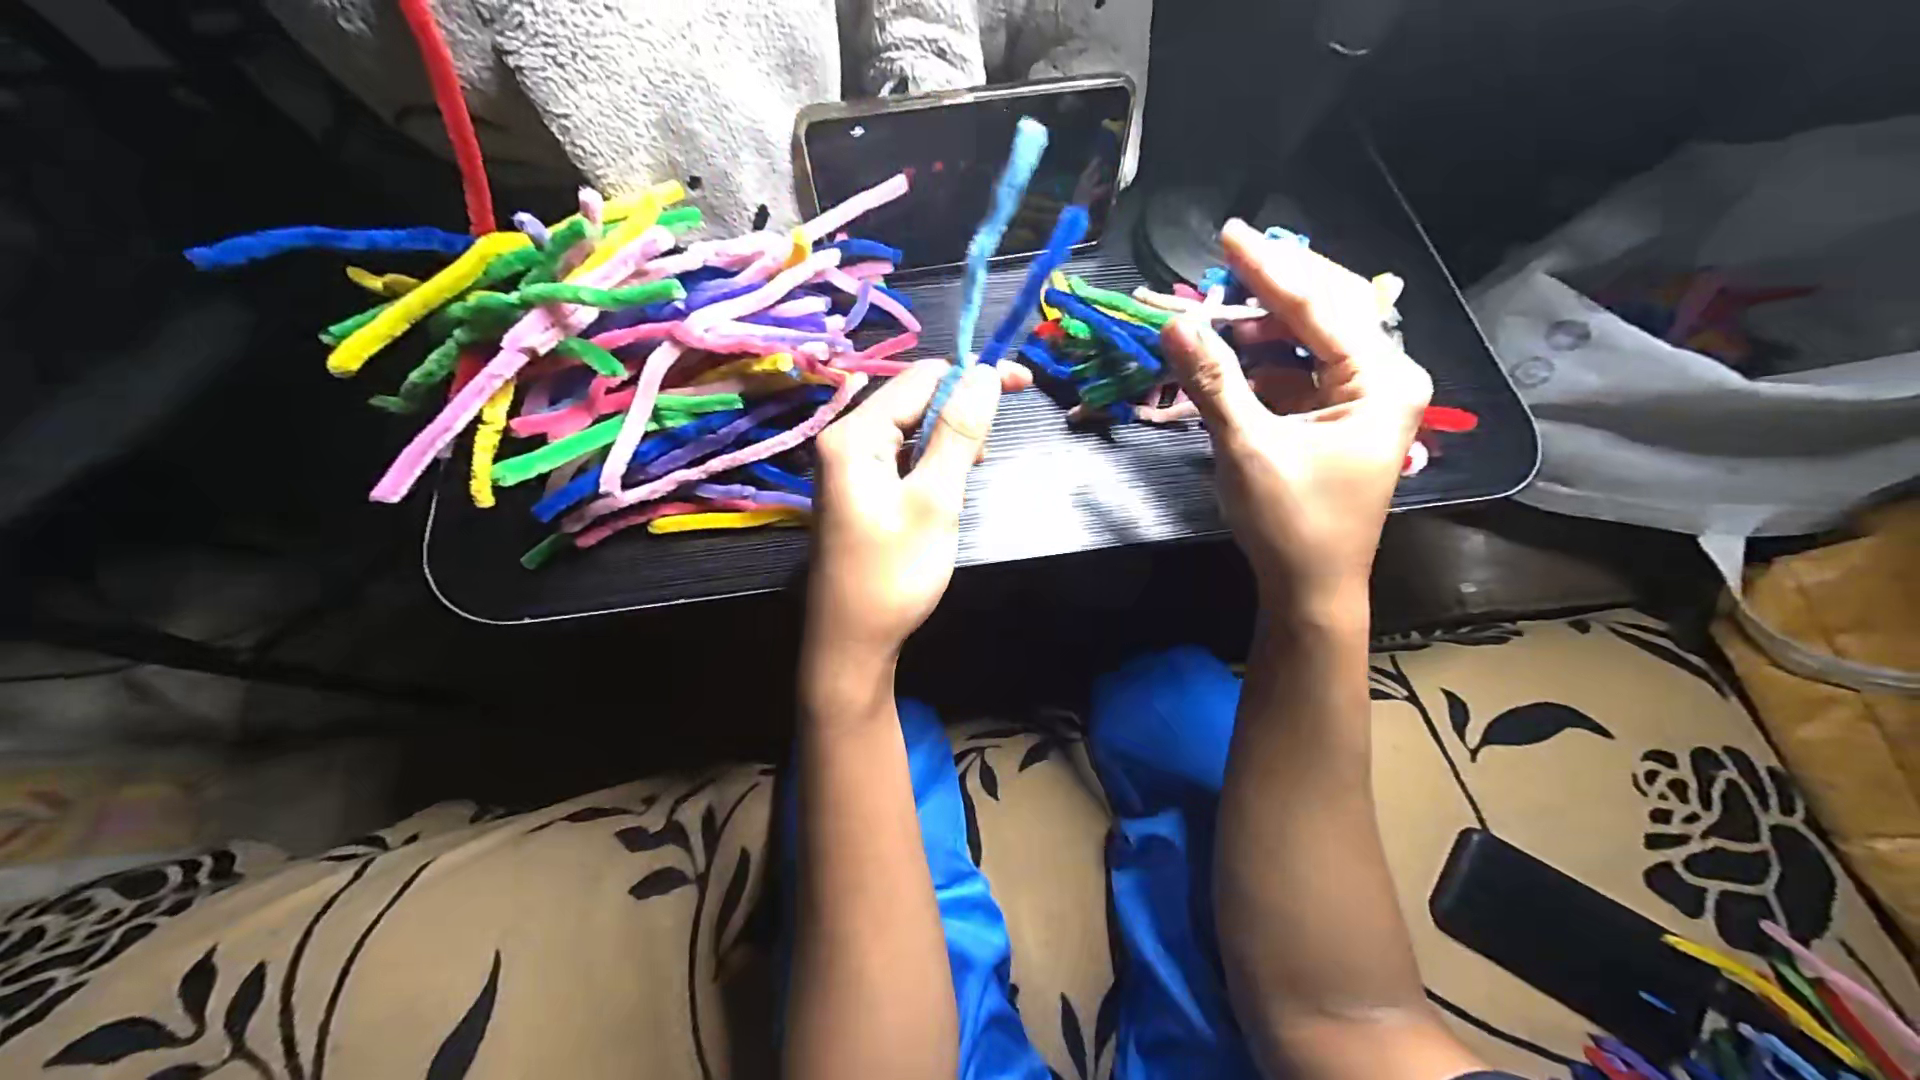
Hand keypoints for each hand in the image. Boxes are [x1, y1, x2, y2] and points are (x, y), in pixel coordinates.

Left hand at [806, 358, 1028, 663]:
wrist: (852, 642)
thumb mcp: (935, 500)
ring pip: (909, 428)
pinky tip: (949, 483)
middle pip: (912, 399)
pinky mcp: (857, 488)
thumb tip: (987, 373)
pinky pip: (900, 456)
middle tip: (999, 437)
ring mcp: (847, 466)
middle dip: (960, 407)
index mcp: (854, 435)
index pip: (921, 378)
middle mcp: (843, 440)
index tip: (1023, 382)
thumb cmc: (894, 575)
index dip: (973, 374)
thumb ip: (959, 434)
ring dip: (948, 437)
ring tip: (974, 469)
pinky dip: (931, 460)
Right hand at [1161, 219, 1431, 611]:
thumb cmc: (1290, 524)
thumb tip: (1174, 324)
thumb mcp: (1247, 448)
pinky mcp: (1337, 416)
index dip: (1270, 268)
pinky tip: (1232, 354)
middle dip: (1274, 285)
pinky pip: (1300, 369)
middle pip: (1328, 308)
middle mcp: (1384, 378)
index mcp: (1381, 382)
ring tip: (1217, 314)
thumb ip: (1212, 381)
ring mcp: (1362, 398)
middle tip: (1226, 257)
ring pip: (1312, 337)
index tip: (1228, 234)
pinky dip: (1263, 360)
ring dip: (1263, 324)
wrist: (1310, 587)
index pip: (1321, 305)